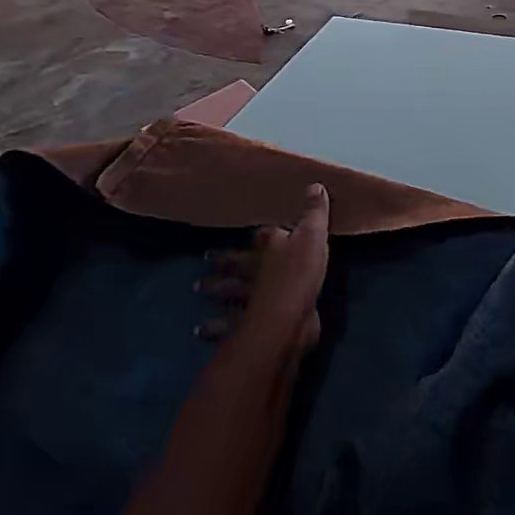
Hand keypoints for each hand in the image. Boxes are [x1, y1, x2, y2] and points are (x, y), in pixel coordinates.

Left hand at [195, 184, 330, 351]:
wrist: (288, 317)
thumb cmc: (300, 273)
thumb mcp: (314, 236)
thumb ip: (314, 213)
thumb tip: (315, 184)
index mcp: (271, 247)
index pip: (264, 236)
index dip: (260, 235)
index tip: (250, 233)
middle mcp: (256, 270)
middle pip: (239, 263)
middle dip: (225, 261)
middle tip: (206, 260)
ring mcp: (249, 298)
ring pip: (229, 291)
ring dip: (216, 288)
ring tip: (198, 289)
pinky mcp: (247, 325)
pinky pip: (226, 326)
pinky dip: (214, 328)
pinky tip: (200, 330)